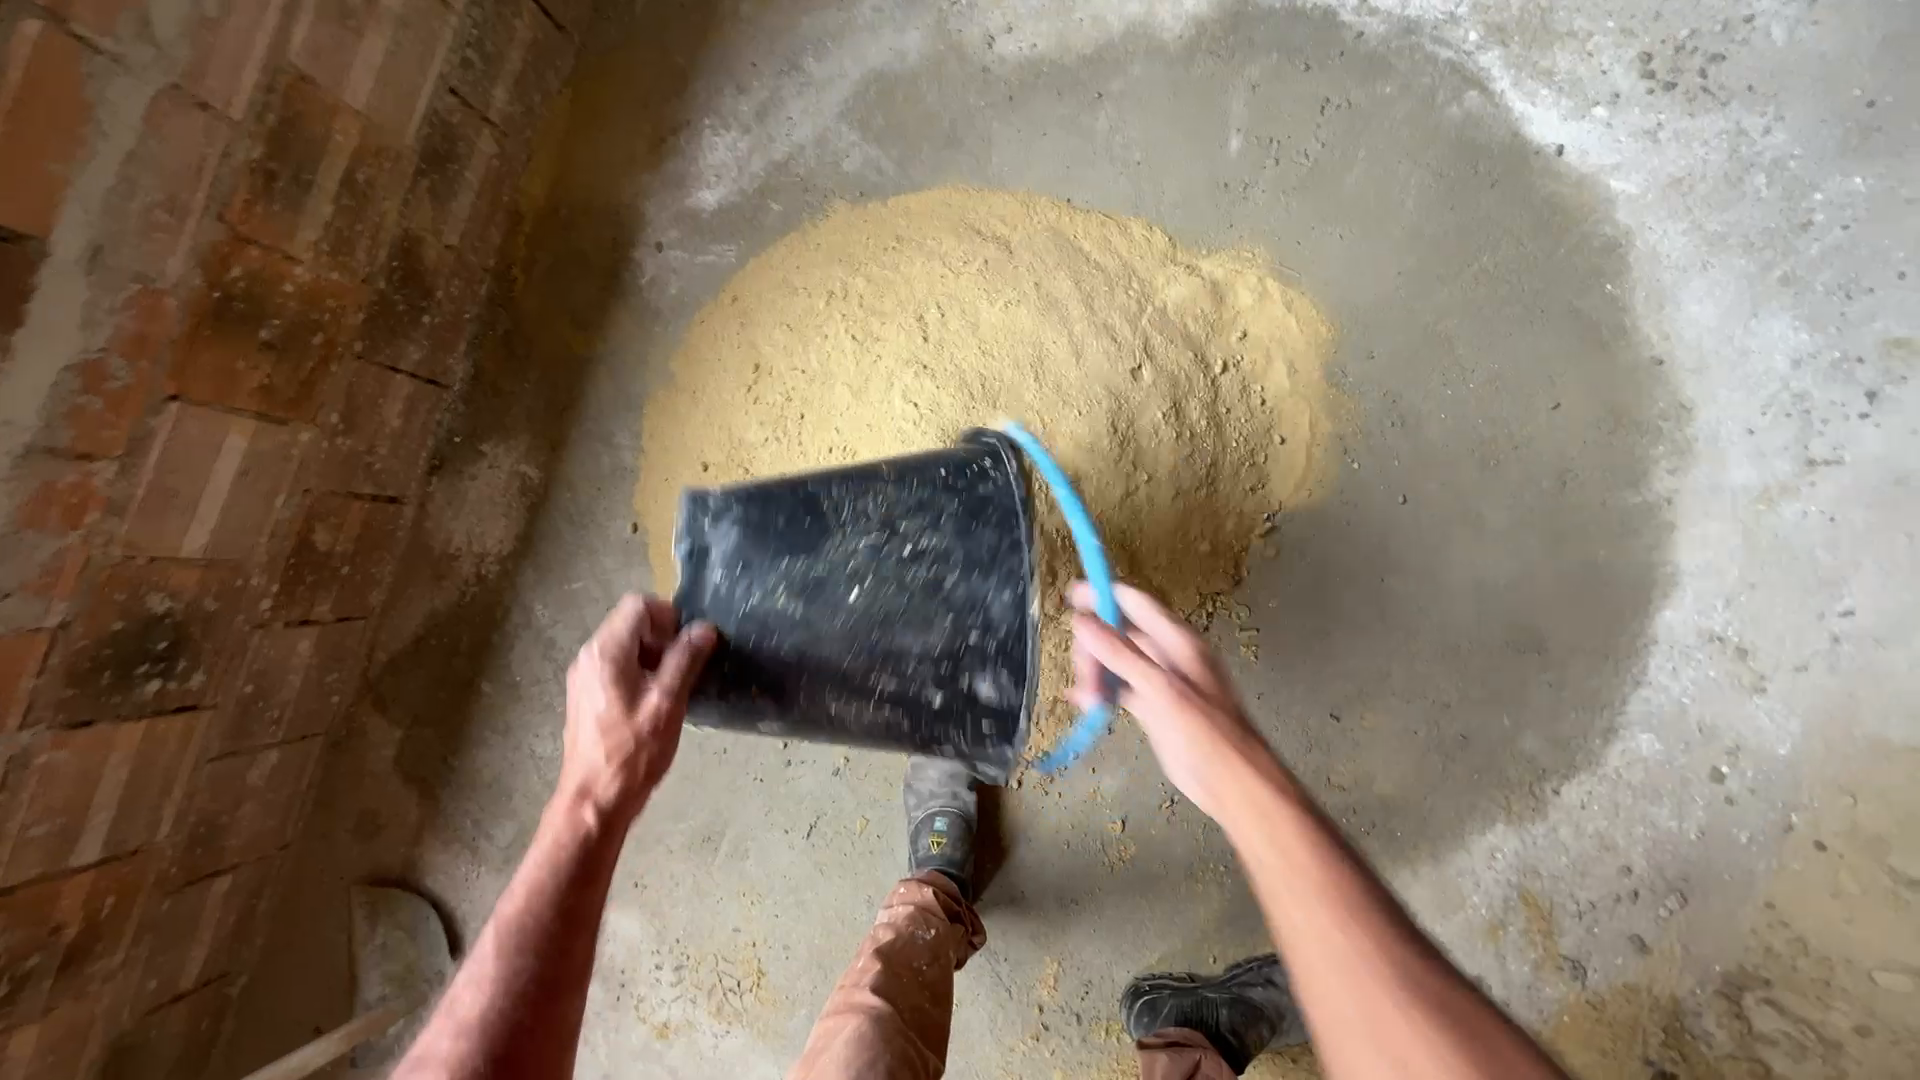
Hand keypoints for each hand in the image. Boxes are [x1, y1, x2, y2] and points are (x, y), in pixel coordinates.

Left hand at [559, 594, 716, 823]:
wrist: (594, 801)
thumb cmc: (633, 752)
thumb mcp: (668, 702)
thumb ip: (686, 659)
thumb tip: (705, 628)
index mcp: (606, 651)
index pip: (639, 605)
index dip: (669, 617)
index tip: (687, 647)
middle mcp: (589, 656)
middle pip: (631, 622)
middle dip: (664, 637)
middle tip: (684, 670)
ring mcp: (584, 676)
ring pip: (626, 645)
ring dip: (654, 656)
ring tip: (672, 689)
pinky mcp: (587, 695)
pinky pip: (618, 666)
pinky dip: (640, 673)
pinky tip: (655, 704)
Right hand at [1068, 581, 1284, 822]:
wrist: (1232, 784)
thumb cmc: (1206, 734)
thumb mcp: (1162, 690)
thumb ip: (1121, 655)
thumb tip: (1082, 622)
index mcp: (1176, 641)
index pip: (1134, 603)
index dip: (1103, 595)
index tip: (1070, 595)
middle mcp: (1166, 655)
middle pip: (1118, 634)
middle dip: (1094, 648)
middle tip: (1084, 676)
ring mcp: (1158, 681)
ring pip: (1116, 662)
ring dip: (1095, 674)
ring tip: (1087, 701)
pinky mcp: (1151, 706)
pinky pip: (1119, 688)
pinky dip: (1101, 693)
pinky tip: (1085, 705)